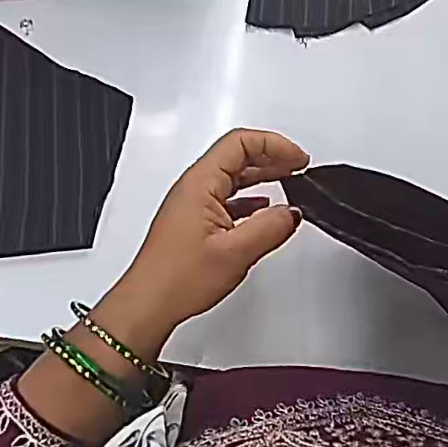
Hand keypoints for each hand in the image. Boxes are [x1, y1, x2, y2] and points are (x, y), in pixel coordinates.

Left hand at [97, 128, 310, 356]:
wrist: (149, 304)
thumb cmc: (176, 278)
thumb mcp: (235, 252)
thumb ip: (269, 227)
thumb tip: (291, 213)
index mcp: (201, 183)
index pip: (241, 142)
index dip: (274, 144)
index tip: (297, 158)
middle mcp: (194, 187)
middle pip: (237, 154)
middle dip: (272, 155)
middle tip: (299, 165)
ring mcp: (193, 203)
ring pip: (233, 175)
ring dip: (263, 174)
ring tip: (289, 179)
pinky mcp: (195, 220)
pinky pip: (228, 196)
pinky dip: (251, 196)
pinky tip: (264, 208)